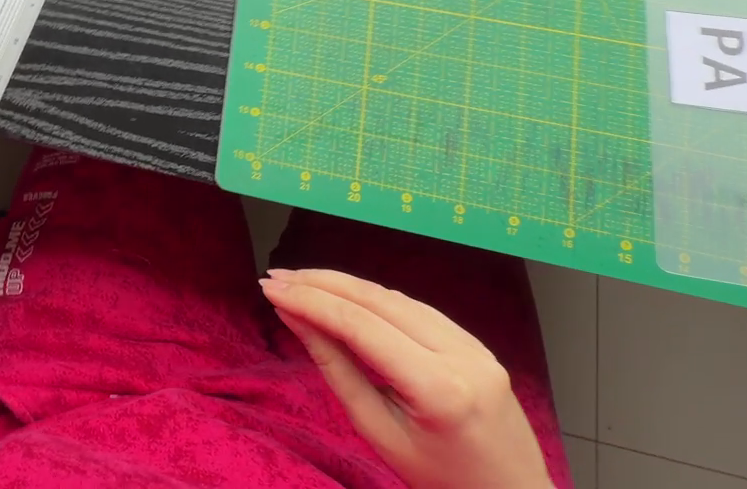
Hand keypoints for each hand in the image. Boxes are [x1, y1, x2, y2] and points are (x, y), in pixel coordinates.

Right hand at [261, 268, 552, 488]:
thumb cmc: (440, 480)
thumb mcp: (377, 430)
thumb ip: (334, 366)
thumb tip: (292, 315)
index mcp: (439, 389)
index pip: (358, 326)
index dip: (308, 301)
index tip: (268, 288)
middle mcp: (462, 357)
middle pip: (376, 300)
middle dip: (320, 283)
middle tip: (275, 277)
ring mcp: (475, 347)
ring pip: (394, 297)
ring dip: (343, 285)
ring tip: (300, 282)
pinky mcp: (477, 345)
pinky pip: (414, 308)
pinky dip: (372, 297)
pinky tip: (344, 296)